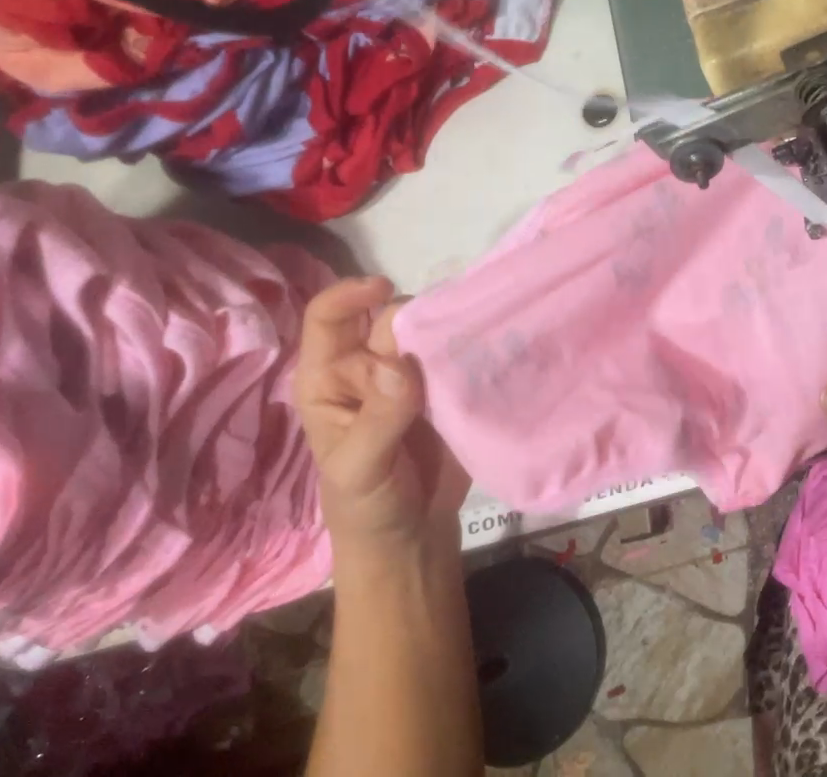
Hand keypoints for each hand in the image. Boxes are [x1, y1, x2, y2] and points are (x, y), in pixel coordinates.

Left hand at [293, 277, 469, 555]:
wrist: (413, 538)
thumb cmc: (366, 506)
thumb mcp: (360, 468)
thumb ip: (379, 417)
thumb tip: (399, 362)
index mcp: (331, 380)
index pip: (329, 319)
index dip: (350, 296)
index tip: (385, 288)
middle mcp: (371, 369)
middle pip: (393, 321)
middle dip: (419, 319)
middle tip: (448, 339)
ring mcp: (415, 380)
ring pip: (433, 334)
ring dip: (454, 330)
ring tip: (482, 336)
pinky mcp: (451, 391)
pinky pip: (463, 357)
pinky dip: (478, 350)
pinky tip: (497, 351)